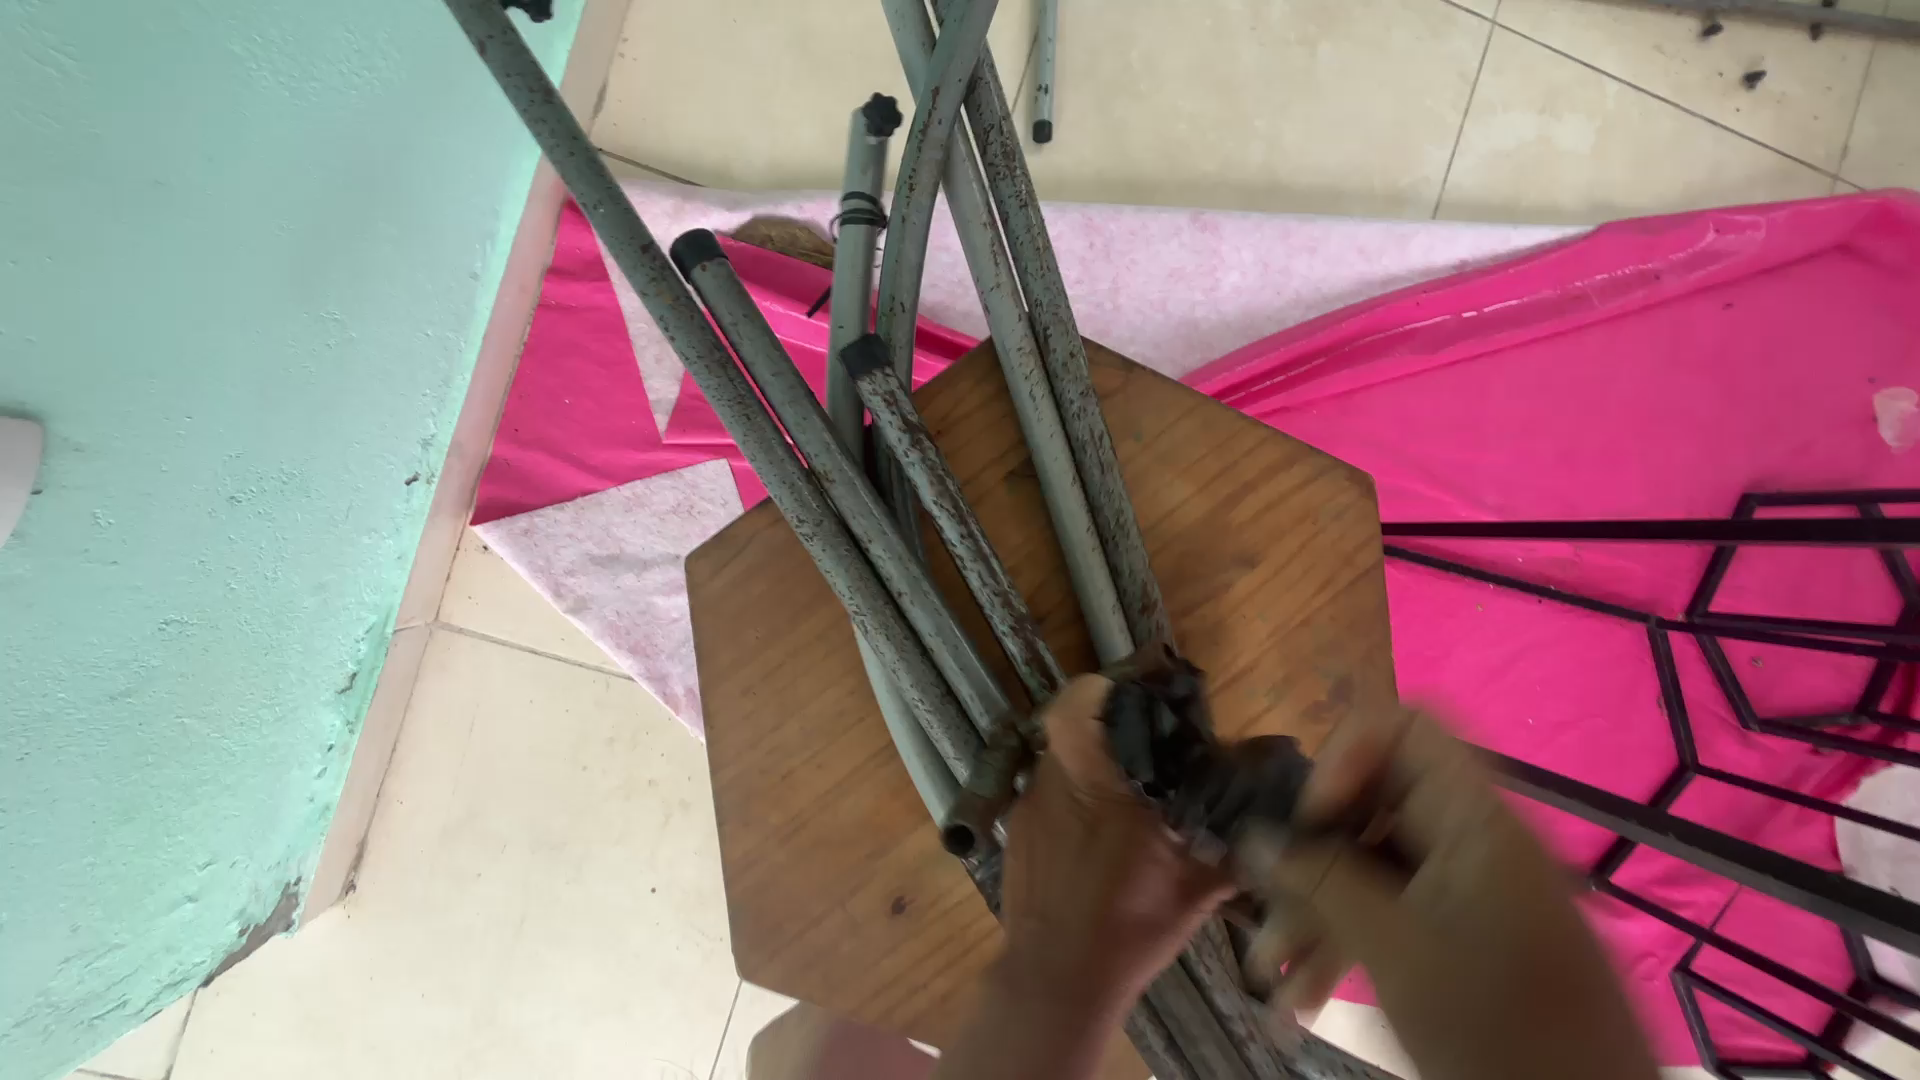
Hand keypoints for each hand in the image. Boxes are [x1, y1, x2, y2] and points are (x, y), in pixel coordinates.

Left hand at [997, 674, 1234, 1015]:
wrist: (1055, 979)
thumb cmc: (1128, 927)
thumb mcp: (1194, 888)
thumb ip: (1230, 844)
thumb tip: (1269, 810)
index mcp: (1096, 784)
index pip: (1074, 706)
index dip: (1096, 690)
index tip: (1126, 696)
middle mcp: (1053, 784)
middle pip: (1072, 732)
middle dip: (1105, 736)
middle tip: (1140, 756)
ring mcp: (1027, 808)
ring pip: (1058, 765)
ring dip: (1087, 773)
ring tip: (1119, 803)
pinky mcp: (1013, 832)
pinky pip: (1045, 798)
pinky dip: (1068, 804)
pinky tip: (1090, 840)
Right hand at [1240, 707, 1658, 1079]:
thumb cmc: (1495, 1029)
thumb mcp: (1391, 946)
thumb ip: (1320, 877)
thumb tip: (1255, 834)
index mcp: (1473, 820)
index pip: (1402, 729)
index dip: (1347, 755)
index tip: (1313, 817)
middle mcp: (1469, 837)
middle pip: (1370, 803)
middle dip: (1309, 851)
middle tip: (1270, 894)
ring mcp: (1465, 885)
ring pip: (1368, 864)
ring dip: (1313, 910)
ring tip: (1269, 970)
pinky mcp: (1460, 928)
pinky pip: (1388, 907)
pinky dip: (1344, 940)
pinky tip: (1302, 993)